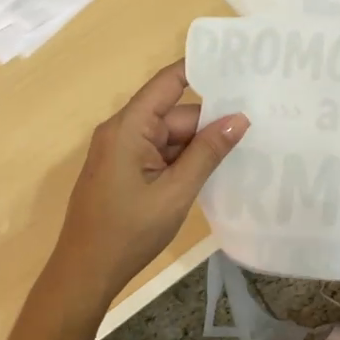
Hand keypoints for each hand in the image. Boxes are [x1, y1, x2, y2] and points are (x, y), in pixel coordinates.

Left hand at [53, 60, 247, 303]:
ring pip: (169, 137)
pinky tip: (213, 172)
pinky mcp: (123, 171)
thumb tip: (239, 119)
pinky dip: (183, 161)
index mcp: (128, 127)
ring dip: (198, 147)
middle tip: (255, 127)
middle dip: (209, 123)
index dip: (200, 70)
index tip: (236, 66)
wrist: (84, 273)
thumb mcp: (175, 192)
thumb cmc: (128, 231)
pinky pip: (159, 153)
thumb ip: (207, 153)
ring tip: (243, 151)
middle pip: (174, 114)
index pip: (168, 83)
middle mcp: (122, 131)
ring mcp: (121, 152)